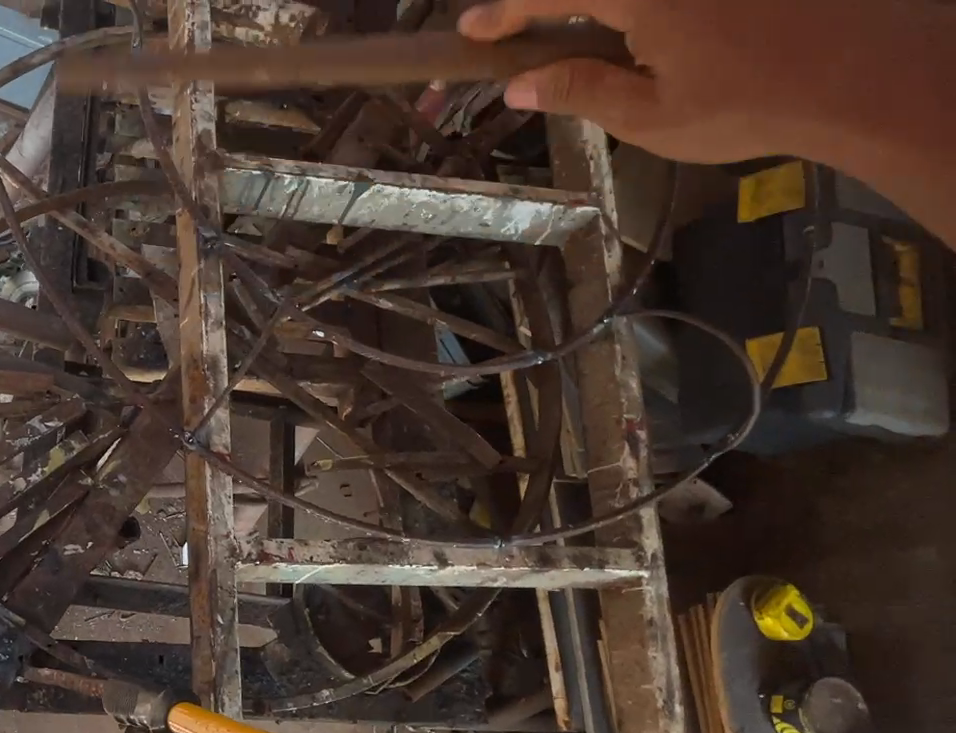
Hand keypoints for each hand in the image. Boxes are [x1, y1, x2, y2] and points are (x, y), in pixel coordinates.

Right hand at [457, 0, 851, 164]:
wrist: (868, 74)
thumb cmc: (747, 107)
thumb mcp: (648, 116)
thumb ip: (581, 91)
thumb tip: (518, 84)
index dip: (507, 10)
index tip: (469, 27)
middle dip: (542, 0)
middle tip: (512, 25)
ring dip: (588, 4)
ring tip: (559, 27)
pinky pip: (658, 2)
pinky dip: (624, 13)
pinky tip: (624, 33)